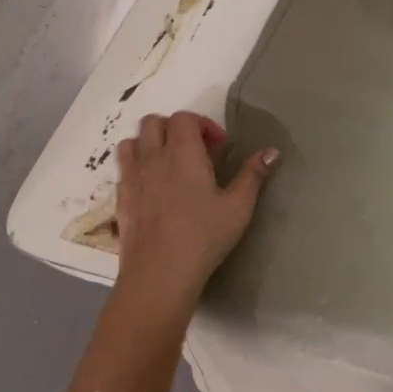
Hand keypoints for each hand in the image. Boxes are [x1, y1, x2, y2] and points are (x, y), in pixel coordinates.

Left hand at [112, 111, 278, 319]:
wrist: (159, 273)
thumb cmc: (204, 236)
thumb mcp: (238, 206)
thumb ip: (253, 174)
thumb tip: (272, 151)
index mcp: (183, 153)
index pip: (184, 117)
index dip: (203, 124)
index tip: (219, 147)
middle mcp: (152, 158)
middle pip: (153, 123)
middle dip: (174, 128)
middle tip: (195, 151)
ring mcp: (132, 178)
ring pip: (132, 141)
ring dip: (150, 143)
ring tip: (170, 164)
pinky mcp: (120, 199)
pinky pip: (123, 168)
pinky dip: (137, 166)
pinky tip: (154, 188)